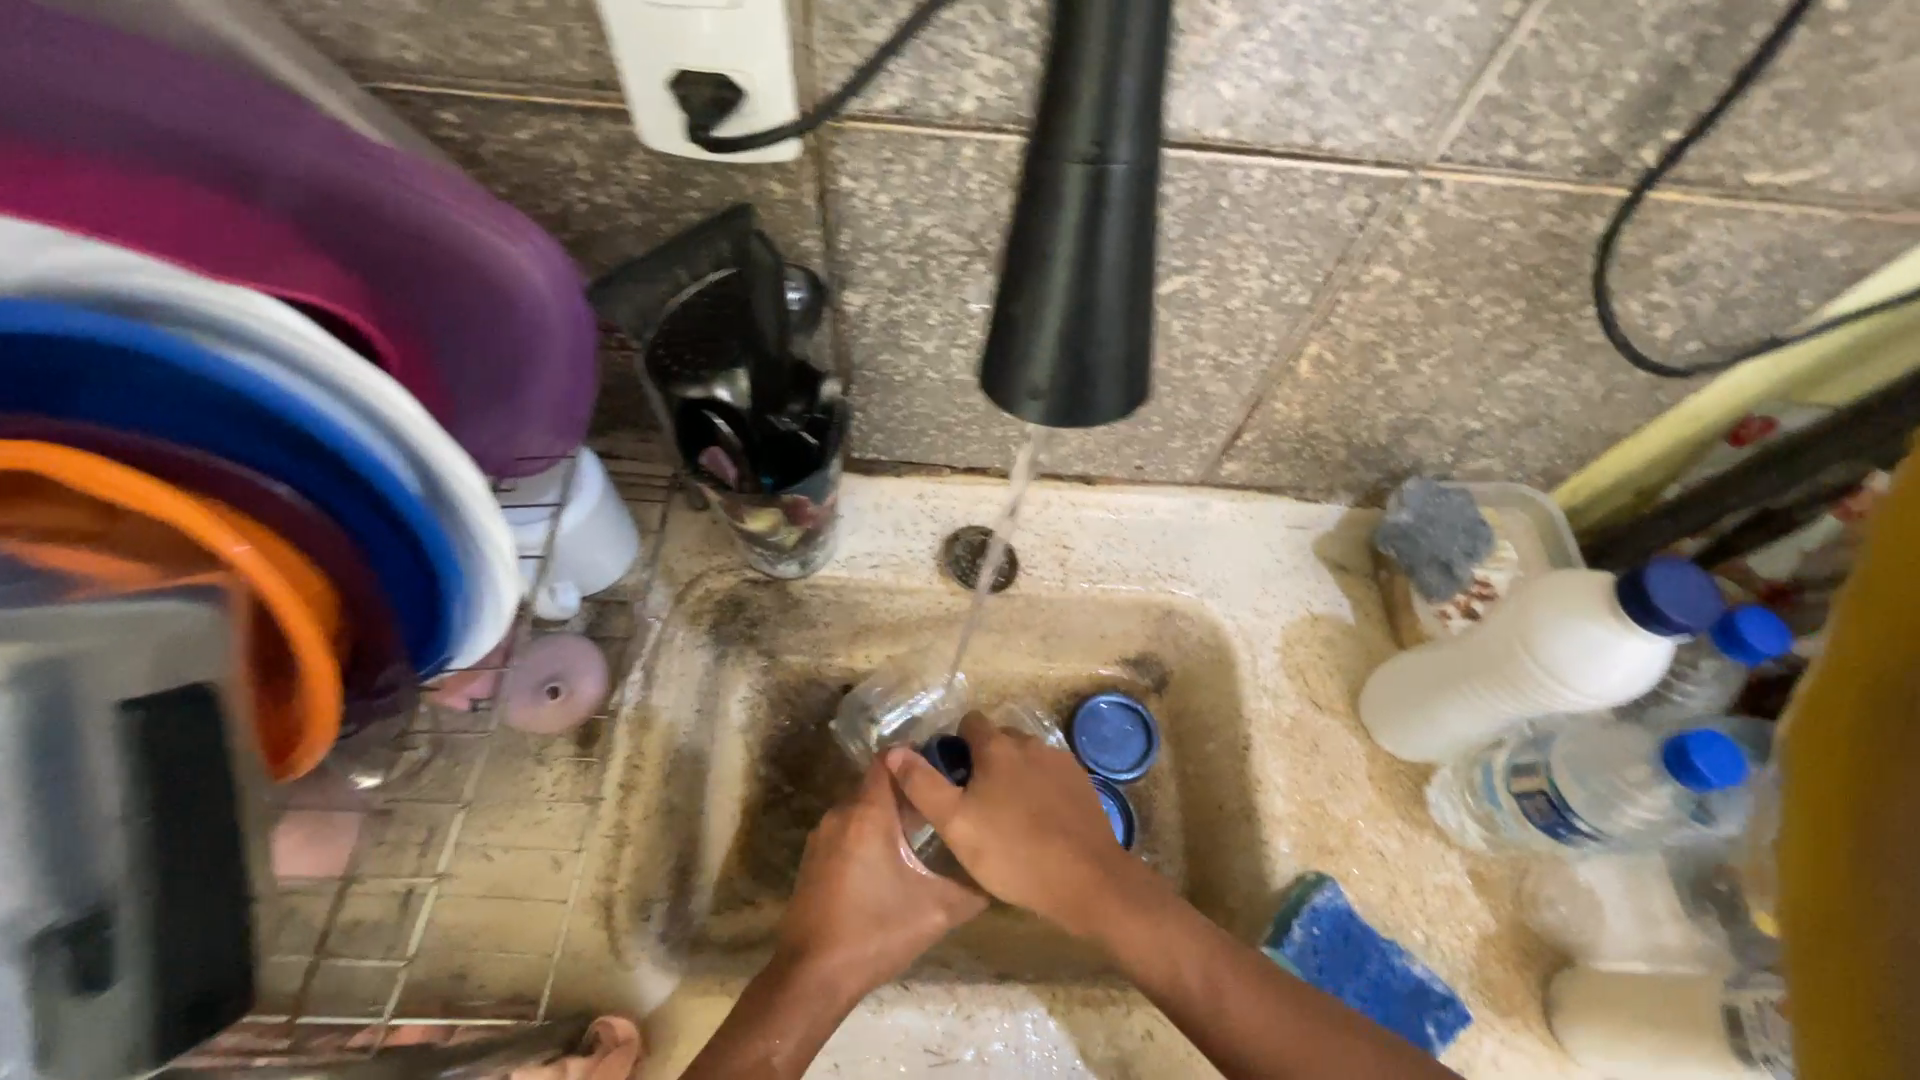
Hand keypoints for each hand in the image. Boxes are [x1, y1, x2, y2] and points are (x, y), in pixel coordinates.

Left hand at [773, 758, 986, 997]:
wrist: (812, 977)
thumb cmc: (875, 935)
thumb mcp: (937, 912)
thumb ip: (972, 886)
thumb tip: (998, 870)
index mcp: (867, 815)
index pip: (889, 759)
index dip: (918, 755)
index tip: (947, 763)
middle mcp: (841, 815)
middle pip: (879, 784)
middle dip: (911, 789)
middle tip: (947, 800)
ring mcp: (823, 836)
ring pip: (864, 807)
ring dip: (891, 813)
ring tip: (927, 827)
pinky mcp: (815, 858)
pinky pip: (850, 828)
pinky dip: (872, 832)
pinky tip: (897, 856)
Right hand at [886, 711, 1151, 935]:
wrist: (1087, 880)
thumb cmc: (1012, 852)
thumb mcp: (954, 823)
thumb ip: (922, 784)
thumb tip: (894, 750)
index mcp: (998, 747)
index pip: (971, 722)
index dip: (955, 744)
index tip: (950, 775)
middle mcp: (1032, 744)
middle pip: (1000, 739)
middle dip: (985, 759)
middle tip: (974, 801)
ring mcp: (1063, 763)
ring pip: (1028, 758)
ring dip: (1014, 774)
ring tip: (1006, 815)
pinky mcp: (1084, 785)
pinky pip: (1051, 776)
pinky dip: (1040, 790)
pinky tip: (1038, 824)